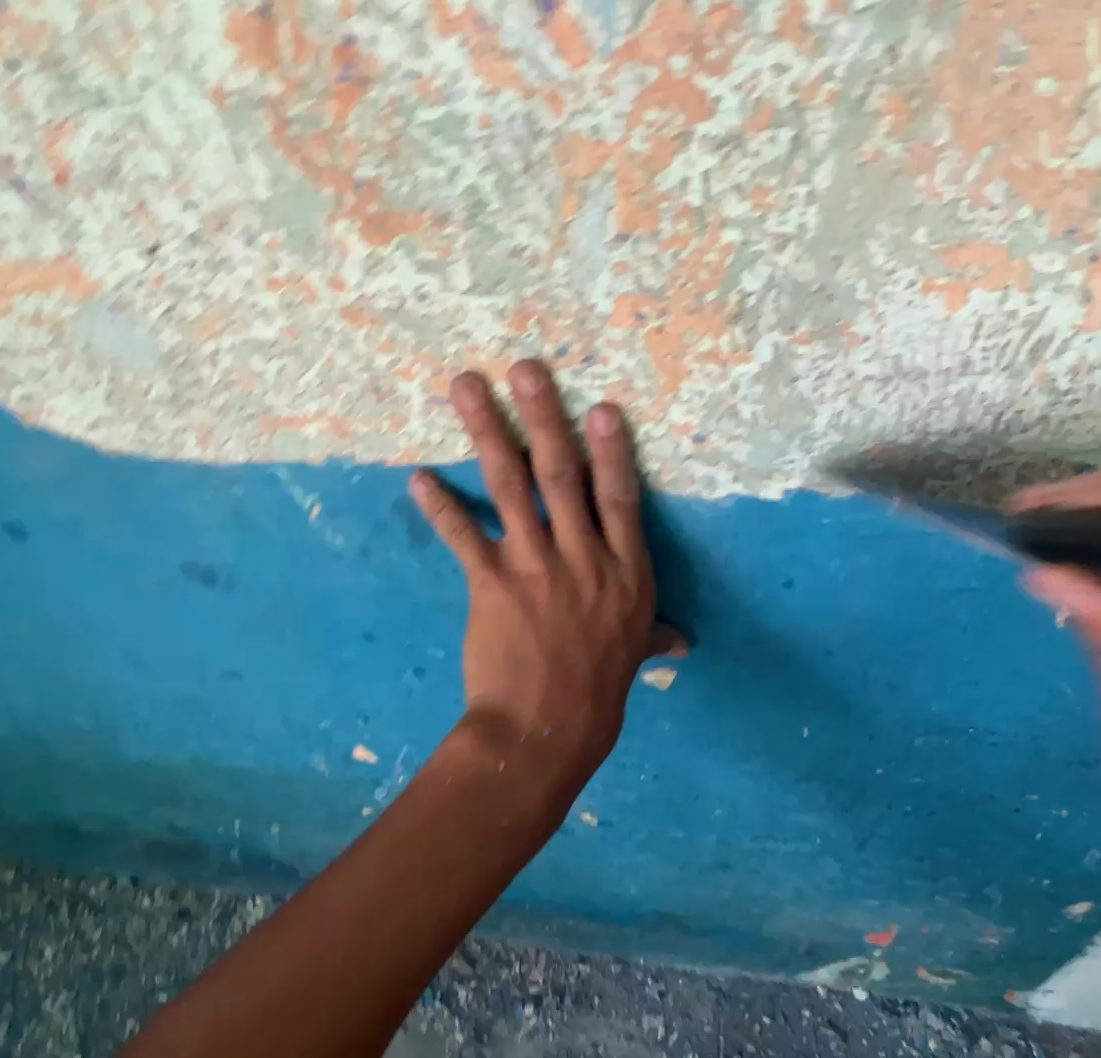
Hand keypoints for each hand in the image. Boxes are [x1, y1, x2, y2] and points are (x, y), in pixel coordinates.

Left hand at [409, 361, 683, 808]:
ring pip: (512, 487)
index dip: (612, 450)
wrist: (546, 732)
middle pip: (563, 474)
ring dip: (487, 433)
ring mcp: (536, 568)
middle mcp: (584, 558)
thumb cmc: (596, 694)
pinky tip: (419, 477)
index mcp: (626, 572)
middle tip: (525, 368)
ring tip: (466, 389)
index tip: (601, 406)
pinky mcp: (491, 584)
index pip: (621, 499)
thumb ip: (653, 636)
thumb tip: (681, 643)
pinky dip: (440, 506)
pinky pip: (463, 536)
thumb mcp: (633, 656)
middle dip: (543, 416)